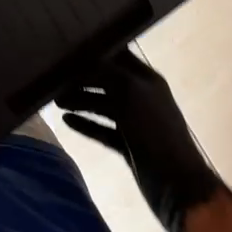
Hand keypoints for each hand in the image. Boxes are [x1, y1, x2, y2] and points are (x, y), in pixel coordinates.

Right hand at [58, 51, 224, 231]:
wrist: (176, 184)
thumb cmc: (155, 131)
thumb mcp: (131, 92)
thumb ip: (106, 72)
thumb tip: (83, 59)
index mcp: (146, 79)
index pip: (117, 55)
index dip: (95, 50)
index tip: (69, 47)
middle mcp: (140, 96)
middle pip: (106, 80)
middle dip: (82, 78)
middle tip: (55, 78)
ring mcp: (134, 121)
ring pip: (102, 105)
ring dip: (80, 101)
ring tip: (55, 100)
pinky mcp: (127, 144)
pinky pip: (102, 129)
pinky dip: (85, 124)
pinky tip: (66, 120)